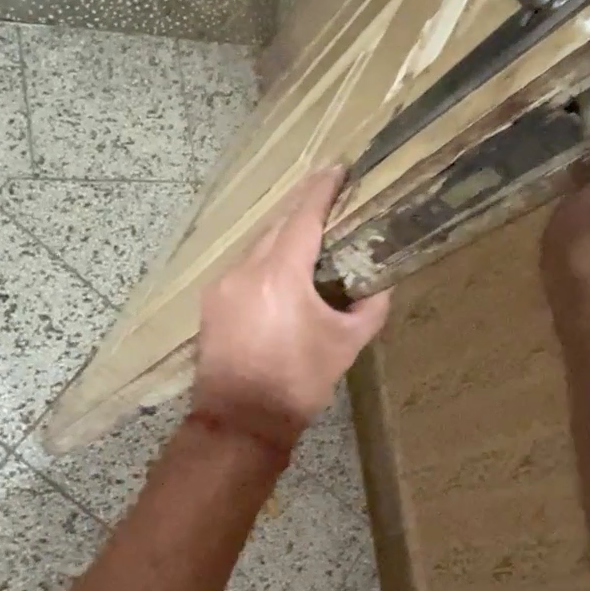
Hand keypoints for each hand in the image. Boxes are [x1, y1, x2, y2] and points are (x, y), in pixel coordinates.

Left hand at [192, 167, 392, 448]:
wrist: (240, 422)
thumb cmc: (298, 383)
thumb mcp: (346, 345)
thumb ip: (369, 308)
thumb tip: (378, 286)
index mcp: (280, 274)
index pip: (304, 216)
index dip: (323, 189)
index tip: (338, 168)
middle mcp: (245, 270)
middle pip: (277, 226)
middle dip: (303, 213)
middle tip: (330, 205)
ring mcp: (222, 286)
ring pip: (256, 248)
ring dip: (282, 240)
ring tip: (309, 243)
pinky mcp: (211, 304)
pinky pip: (242, 270)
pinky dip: (264, 264)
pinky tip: (280, 277)